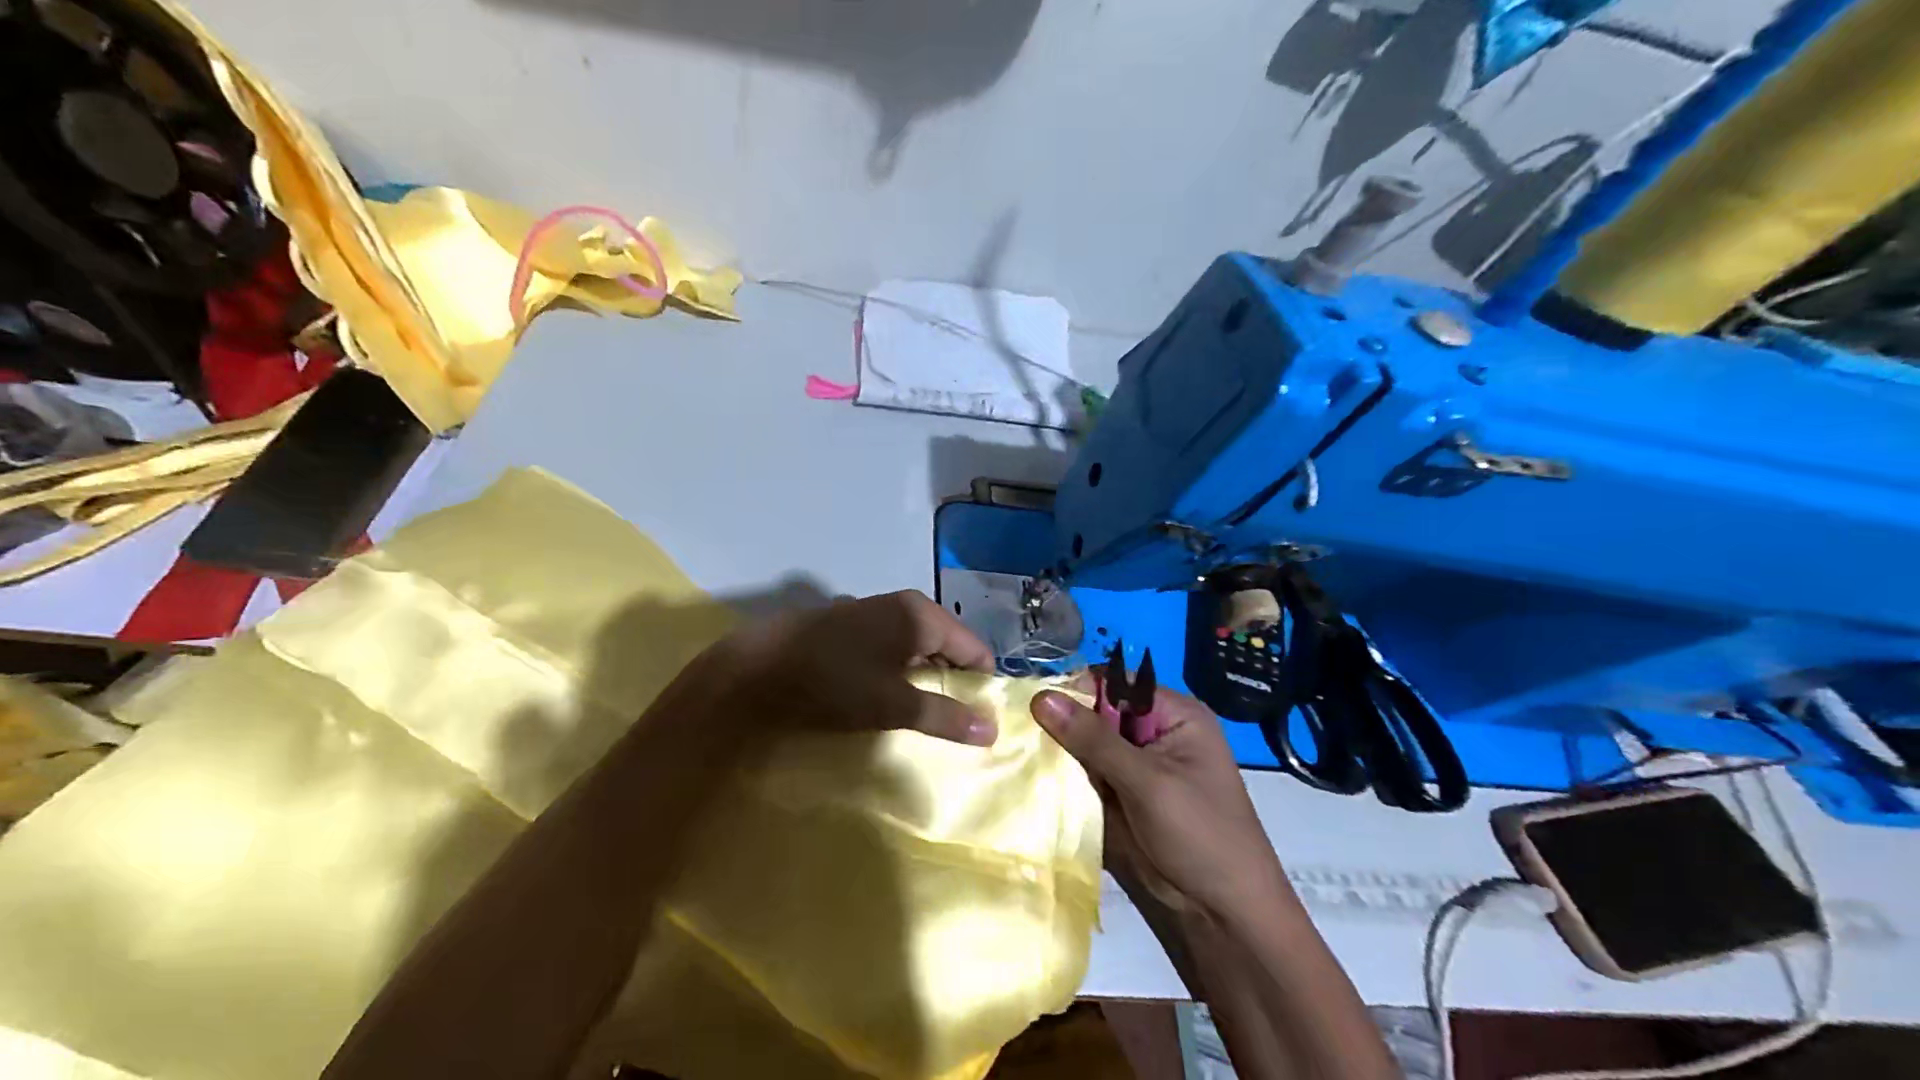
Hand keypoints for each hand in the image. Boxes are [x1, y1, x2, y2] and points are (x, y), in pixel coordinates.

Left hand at [703, 590, 998, 745]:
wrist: (755, 670)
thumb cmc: (833, 683)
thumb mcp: (893, 705)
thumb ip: (945, 716)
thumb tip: (992, 729)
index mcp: (920, 615)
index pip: (974, 648)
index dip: (981, 684)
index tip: (980, 719)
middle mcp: (902, 604)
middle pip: (947, 645)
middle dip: (952, 682)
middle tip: (952, 722)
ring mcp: (873, 611)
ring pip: (917, 647)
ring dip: (923, 678)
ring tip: (919, 714)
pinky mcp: (850, 623)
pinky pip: (891, 646)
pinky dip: (897, 670)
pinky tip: (884, 695)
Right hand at [1032, 679, 1286, 920]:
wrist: (1224, 913)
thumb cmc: (1200, 835)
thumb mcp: (1147, 782)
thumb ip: (1094, 739)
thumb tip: (1041, 698)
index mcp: (1174, 714)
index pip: (1115, 683)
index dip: (1075, 689)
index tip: (1030, 701)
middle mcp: (1153, 731)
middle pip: (1096, 712)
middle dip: (1061, 721)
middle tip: (1014, 728)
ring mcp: (1135, 765)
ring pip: (1085, 745)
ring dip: (1057, 750)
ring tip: (1015, 749)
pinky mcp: (1120, 795)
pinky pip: (1084, 775)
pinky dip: (1063, 776)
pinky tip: (1030, 774)